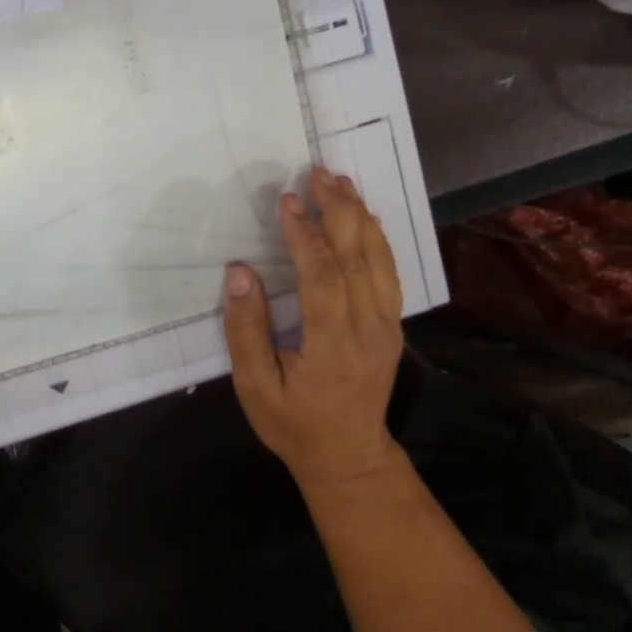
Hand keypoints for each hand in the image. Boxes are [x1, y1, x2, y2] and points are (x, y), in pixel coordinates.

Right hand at [223, 167, 405, 492]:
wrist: (348, 457)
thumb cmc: (294, 423)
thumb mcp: (255, 387)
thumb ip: (247, 330)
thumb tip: (239, 273)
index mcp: (332, 346)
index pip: (323, 278)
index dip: (306, 236)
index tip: (288, 201)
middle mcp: (368, 330)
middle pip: (359, 258)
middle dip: (339, 211)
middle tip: (319, 174)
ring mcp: (387, 327)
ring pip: (380, 260)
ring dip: (360, 217)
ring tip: (341, 182)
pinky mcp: (392, 326)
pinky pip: (388, 272)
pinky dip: (376, 238)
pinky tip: (363, 216)